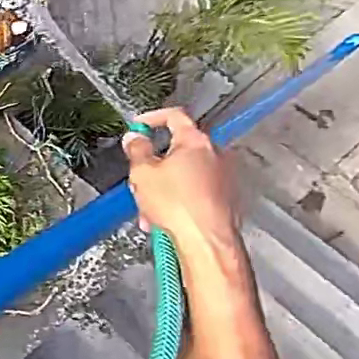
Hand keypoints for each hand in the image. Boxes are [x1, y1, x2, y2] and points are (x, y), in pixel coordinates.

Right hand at [122, 107, 241, 251]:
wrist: (206, 242)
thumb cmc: (180, 208)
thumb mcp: (143, 173)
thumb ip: (136, 150)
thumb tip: (135, 138)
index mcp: (195, 141)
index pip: (174, 115)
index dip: (152, 118)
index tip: (139, 126)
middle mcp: (214, 155)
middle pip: (177, 150)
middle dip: (154, 165)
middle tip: (139, 178)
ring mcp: (222, 177)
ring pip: (183, 174)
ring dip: (163, 188)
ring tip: (149, 209)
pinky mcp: (224, 200)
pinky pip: (194, 193)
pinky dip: (178, 201)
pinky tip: (164, 220)